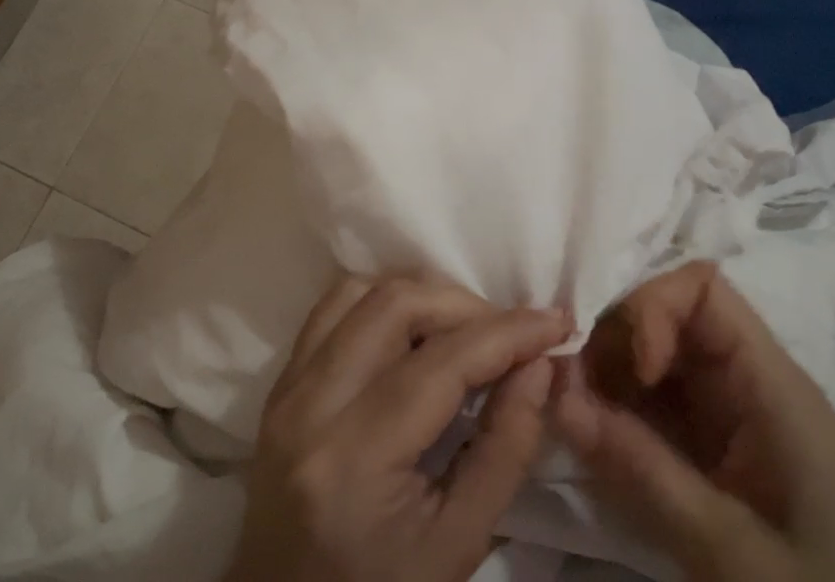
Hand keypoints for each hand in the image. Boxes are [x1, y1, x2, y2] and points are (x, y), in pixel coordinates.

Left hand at [223, 275, 569, 581]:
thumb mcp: (460, 541)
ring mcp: (285, 390)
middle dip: (466, 306)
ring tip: (465, 332)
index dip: (507, 333)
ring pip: (357, 293)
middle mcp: (308, 407)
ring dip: (421, 297)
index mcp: (354, 458)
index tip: (556, 323)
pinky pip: (330, 312)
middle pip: (393, 306)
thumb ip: (505, 448)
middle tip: (511, 336)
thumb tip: (538, 363)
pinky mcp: (278, 386)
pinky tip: (415, 334)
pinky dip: (381, 305)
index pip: (440, 363)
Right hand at [554, 262, 834, 581]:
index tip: (629, 372)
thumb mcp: (734, 550)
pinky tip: (589, 440)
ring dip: (604, 376)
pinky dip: (614, 411)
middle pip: (667, 315)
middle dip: (611, 339)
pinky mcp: (711, 449)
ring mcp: (726, 415)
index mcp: (771, 384)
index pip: (702, 289)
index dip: (652, 309)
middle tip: (569, 392)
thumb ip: (644, 471)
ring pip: (652, 357)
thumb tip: (557, 394)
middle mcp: (746, 382)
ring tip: (570, 419)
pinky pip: (653, 403)